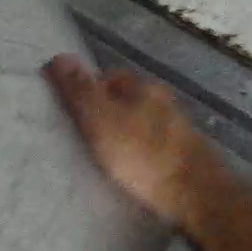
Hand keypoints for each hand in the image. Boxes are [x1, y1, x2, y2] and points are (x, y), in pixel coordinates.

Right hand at [42, 53, 216, 229]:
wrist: (193, 194)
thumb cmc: (141, 154)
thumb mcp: (100, 120)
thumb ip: (80, 92)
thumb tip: (58, 56)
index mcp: (144, 87)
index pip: (109, 76)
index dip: (86, 89)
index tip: (68, 110)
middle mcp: (164, 101)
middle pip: (126, 98)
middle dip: (104, 110)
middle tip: (79, 133)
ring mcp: (175, 128)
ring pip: (138, 121)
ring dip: (120, 131)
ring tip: (98, 152)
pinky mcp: (180, 154)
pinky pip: (148, 144)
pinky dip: (134, 150)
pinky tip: (125, 166)